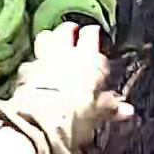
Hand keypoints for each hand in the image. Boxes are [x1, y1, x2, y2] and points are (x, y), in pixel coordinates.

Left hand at [6, 22, 130, 153]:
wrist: (40, 123)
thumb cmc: (75, 117)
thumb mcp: (97, 114)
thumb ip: (110, 108)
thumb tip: (127, 110)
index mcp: (88, 59)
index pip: (91, 35)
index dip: (93, 34)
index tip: (94, 35)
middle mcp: (65, 53)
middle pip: (66, 29)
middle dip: (70, 30)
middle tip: (74, 33)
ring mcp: (43, 58)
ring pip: (46, 37)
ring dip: (50, 38)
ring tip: (53, 43)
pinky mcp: (26, 70)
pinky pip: (31, 60)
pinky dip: (34, 64)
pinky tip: (36, 71)